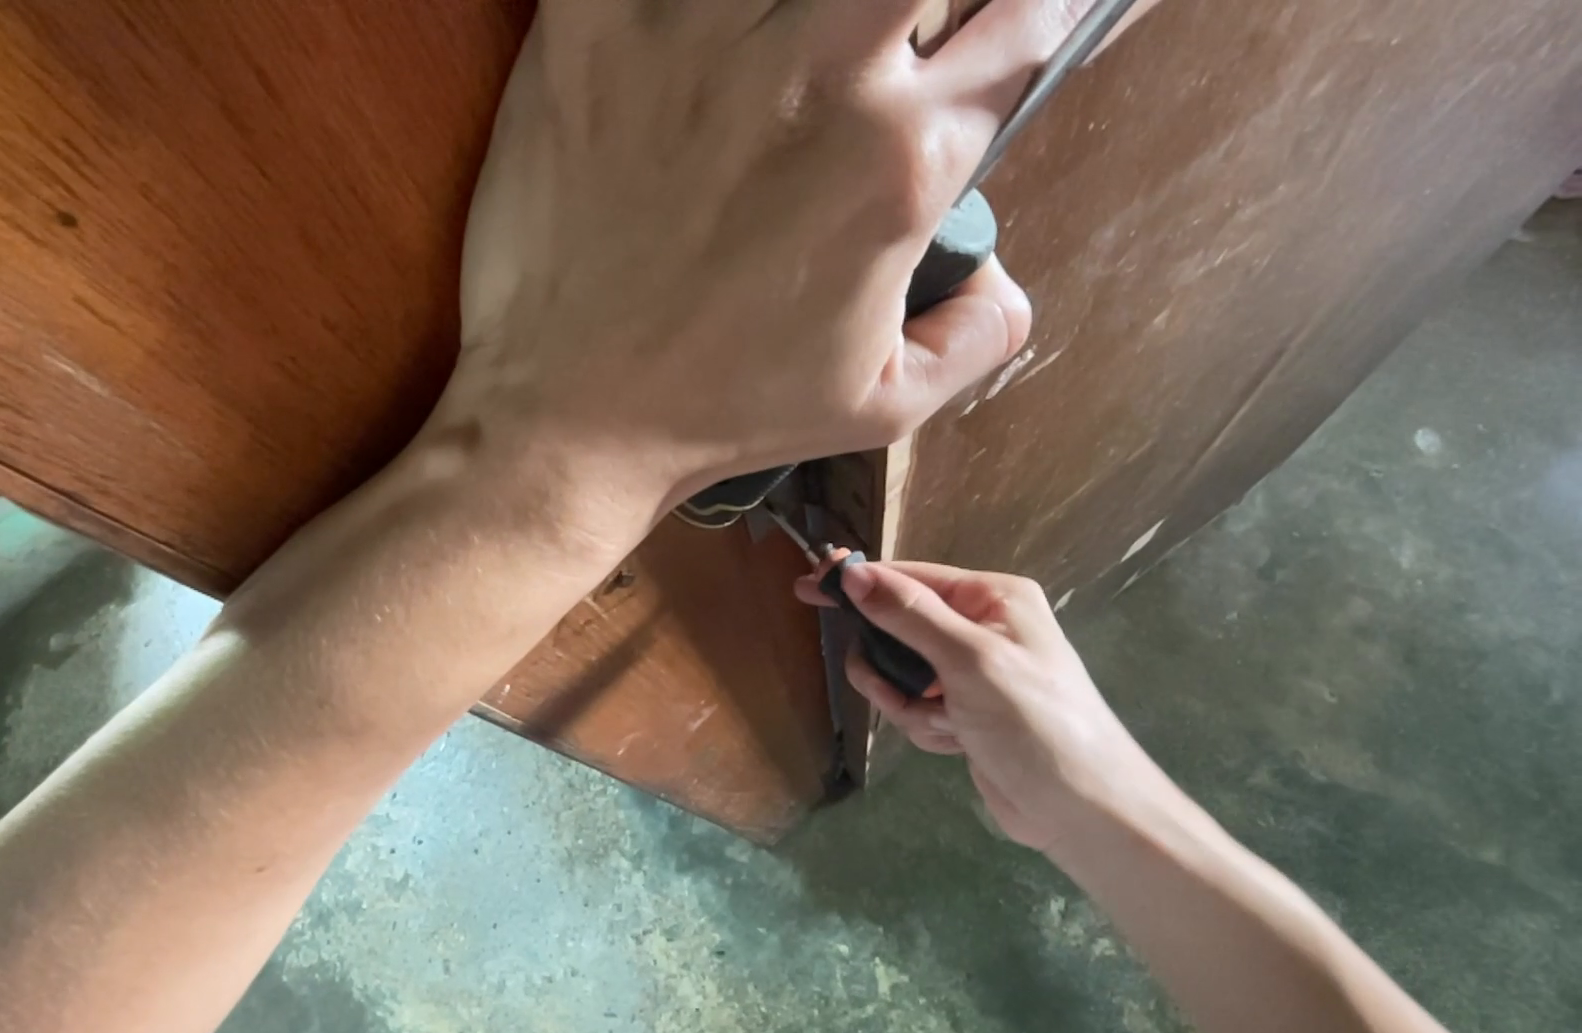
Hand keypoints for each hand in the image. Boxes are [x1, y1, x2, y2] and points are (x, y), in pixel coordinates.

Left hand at [439, 0, 1096, 507]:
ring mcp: (697, 36)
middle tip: (878, 49)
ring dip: (799, 7)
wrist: (569, 419)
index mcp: (897, 161)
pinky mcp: (590, 29)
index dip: (1034, 16)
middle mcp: (817, 73)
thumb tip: (1001, 271)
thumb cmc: (720, 417)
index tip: (1008, 29)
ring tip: (784, 60)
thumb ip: (978, 333)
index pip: (1022, 25)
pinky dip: (672, 1)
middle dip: (914, 8)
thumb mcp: (881, 408)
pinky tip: (678, 36)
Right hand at [796, 555, 1169, 853]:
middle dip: (887, 662)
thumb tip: (853, 572)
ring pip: (898, 670)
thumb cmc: (1033, 722)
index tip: (809, 584)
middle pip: (896, 625)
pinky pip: (914, 703)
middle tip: (880, 685)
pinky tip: (954, 741)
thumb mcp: (968, 660)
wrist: (1082, 811)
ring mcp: (970, 671)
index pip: (908, 576)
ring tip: (938, 722)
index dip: (858, 581)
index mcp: (991, 598)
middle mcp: (980, 626)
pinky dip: (924, 723)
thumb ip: (908, 614)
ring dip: (906, 700)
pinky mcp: (963, 710)